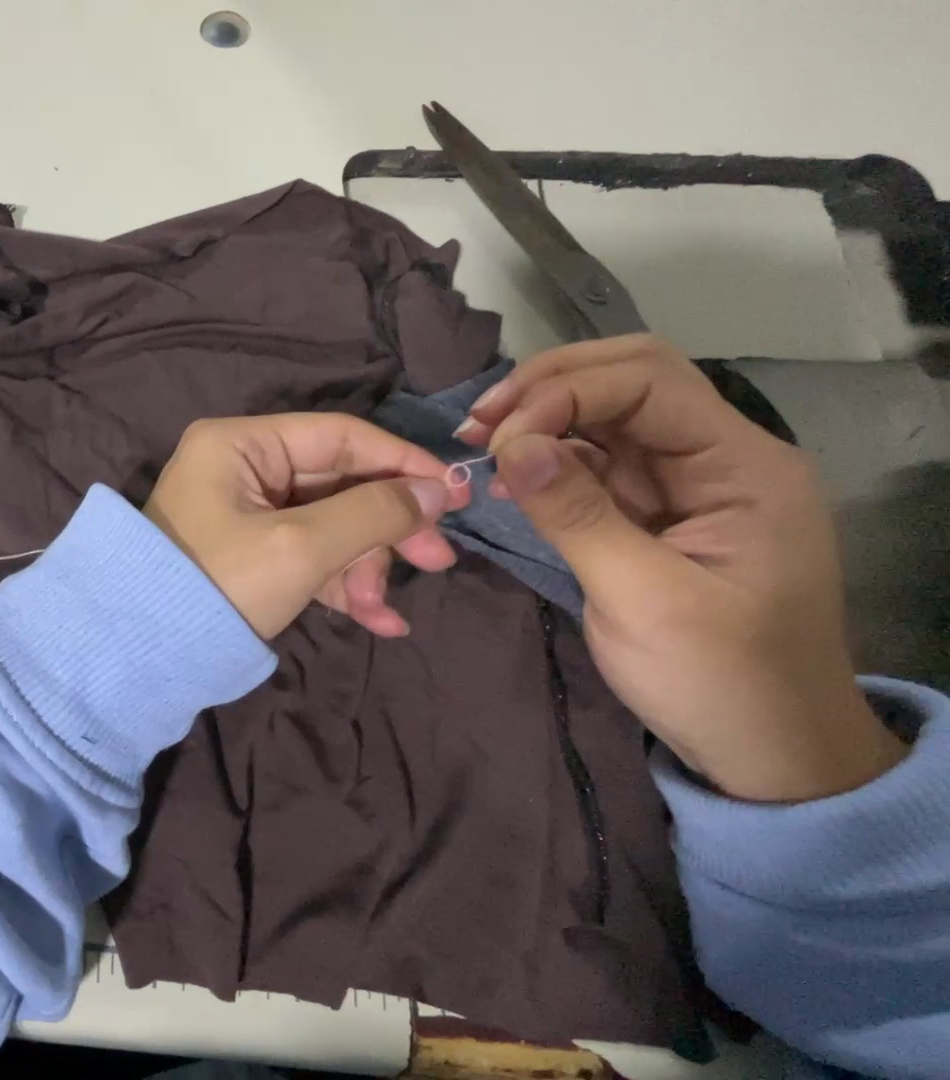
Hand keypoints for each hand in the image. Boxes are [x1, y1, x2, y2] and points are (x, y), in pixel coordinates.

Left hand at [143, 414, 464, 639]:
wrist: (144, 653)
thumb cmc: (220, 585)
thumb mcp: (300, 548)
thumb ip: (373, 514)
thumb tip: (437, 491)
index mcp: (238, 445)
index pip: (339, 436)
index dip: (401, 463)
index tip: (454, 496)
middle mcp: (238, 467)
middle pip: (338, 484)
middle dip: (385, 530)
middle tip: (436, 562)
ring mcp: (240, 512)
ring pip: (327, 526)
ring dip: (363, 568)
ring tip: (382, 613)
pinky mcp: (245, 554)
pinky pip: (305, 555)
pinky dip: (338, 583)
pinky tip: (375, 620)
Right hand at [458, 335, 906, 801]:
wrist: (765, 748)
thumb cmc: (716, 676)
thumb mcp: (641, 598)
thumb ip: (576, 515)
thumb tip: (510, 445)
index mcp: (742, 467)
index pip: (649, 383)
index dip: (565, 393)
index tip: (495, 437)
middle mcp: (717, 458)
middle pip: (632, 379)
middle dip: (549, 387)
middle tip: (476, 423)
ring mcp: (683, 485)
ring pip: (607, 416)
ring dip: (539, 418)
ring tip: (476, 442)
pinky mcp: (651, 512)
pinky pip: (593, 463)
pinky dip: (543, 458)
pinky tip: (504, 476)